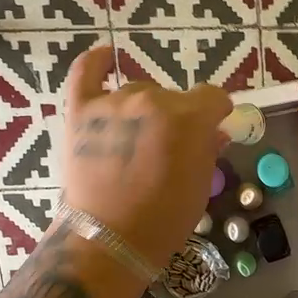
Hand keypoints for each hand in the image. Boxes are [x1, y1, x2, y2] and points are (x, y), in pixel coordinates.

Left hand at [58, 46, 232, 261]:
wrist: (111, 240)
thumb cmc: (165, 220)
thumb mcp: (200, 188)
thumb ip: (208, 151)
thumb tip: (214, 132)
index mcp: (187, 119)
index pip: (211, 97)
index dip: (216, 113)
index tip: (215, 128)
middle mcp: (151, 100)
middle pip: (173, 97)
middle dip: (178, 119)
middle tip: (171, 151)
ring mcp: (112, 102)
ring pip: (137, 93)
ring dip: (145, 111)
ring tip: (139, 142)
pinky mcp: (80, 111)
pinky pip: (86, 72)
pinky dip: (97, 62)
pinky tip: (106, 58)